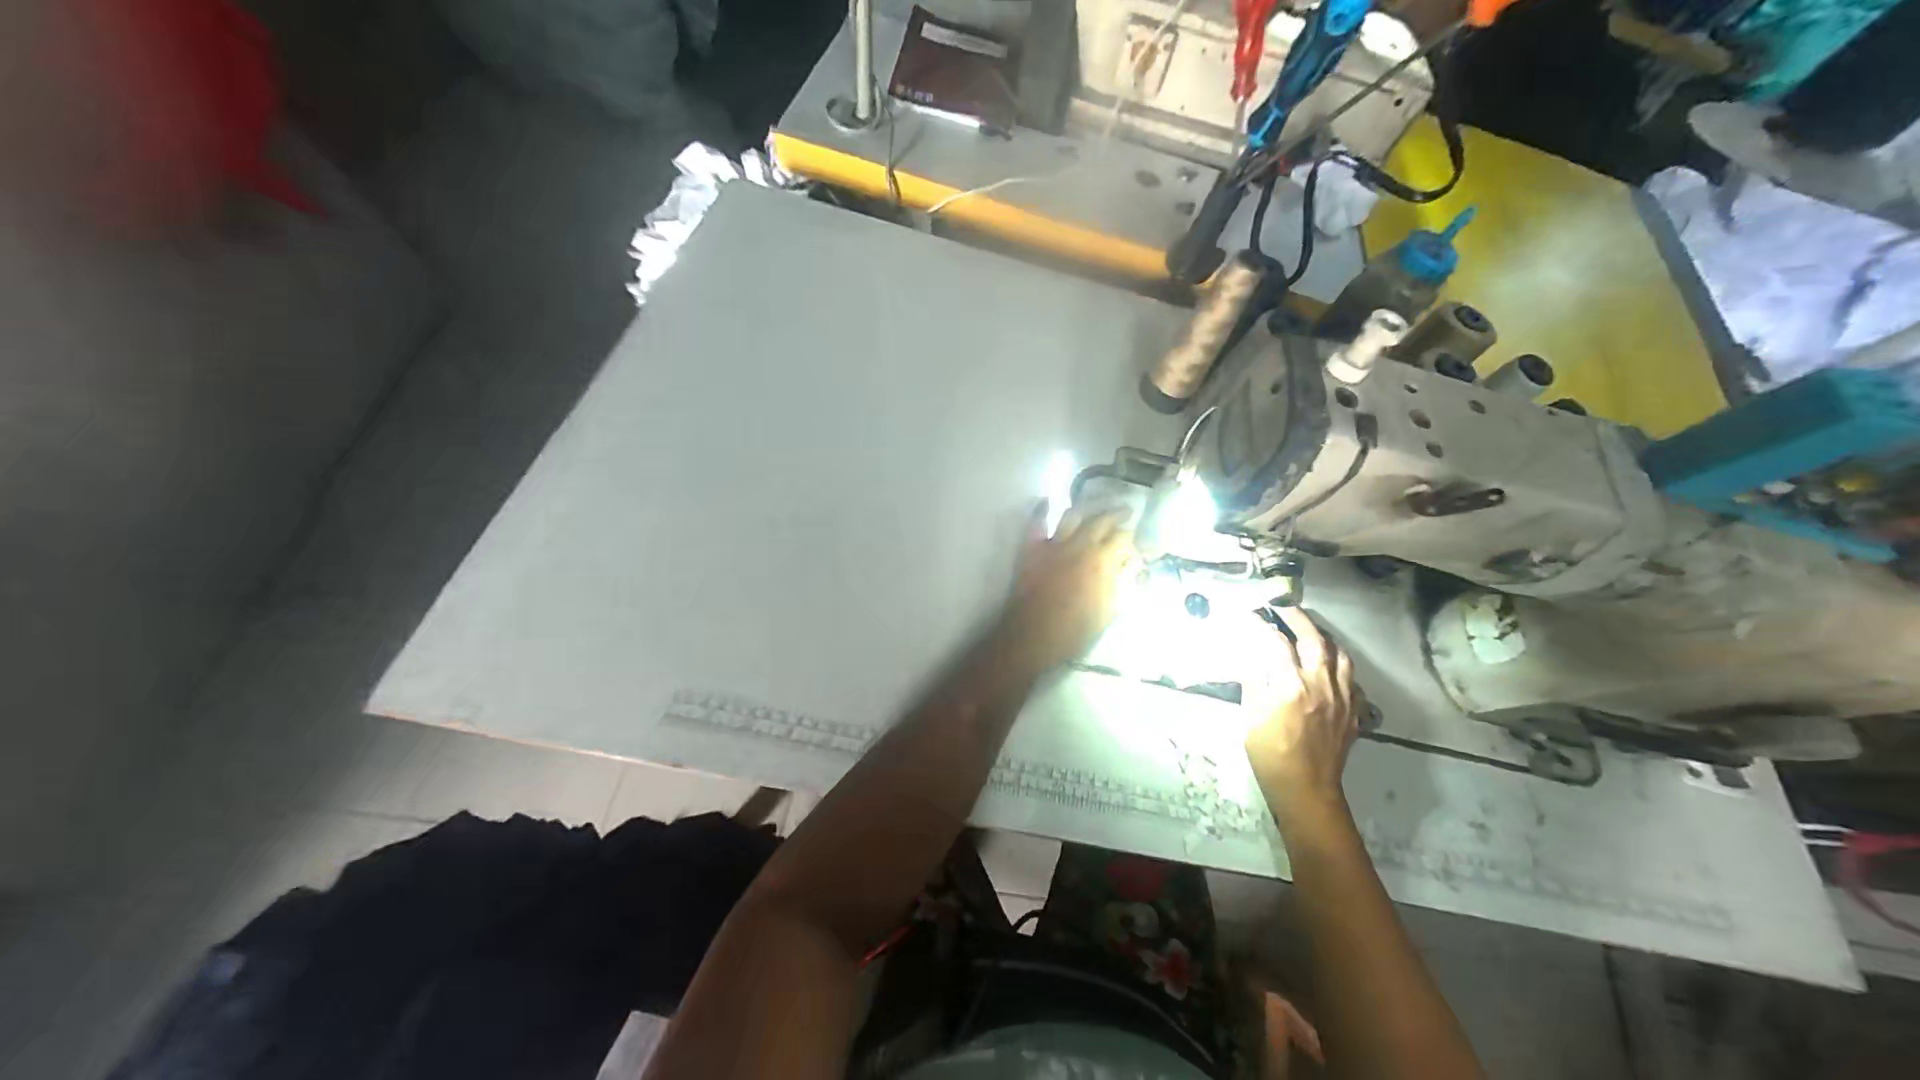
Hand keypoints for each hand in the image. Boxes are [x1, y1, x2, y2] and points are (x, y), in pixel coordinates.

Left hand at [1001, 502, 1136, 672]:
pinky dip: (1042, 510)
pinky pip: (1036, 523)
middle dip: (1116, 514)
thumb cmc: (1075, 631)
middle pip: (1101, 520)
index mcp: (1103, 561)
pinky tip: (1047, 501)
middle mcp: (1080, 545)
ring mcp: (1054, 544)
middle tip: (1125, 512)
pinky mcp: (1031, 548)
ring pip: (1073, 516)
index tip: (1136, 542)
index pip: (1124, 538)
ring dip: (1087, 510)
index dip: (1132, 539)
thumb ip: (1124, 586)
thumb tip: (1132, 568)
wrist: (1033, 636)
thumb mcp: (1110, 612)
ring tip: (1095, 508)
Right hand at [1244, 606, 1365, 825]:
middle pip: (1313, 639)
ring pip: (1340, 655)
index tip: (1251, 616)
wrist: (1306, 788)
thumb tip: (1252, 656)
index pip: (1275, 643)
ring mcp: (1343, 697)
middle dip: (1297, 618)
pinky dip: (1340, 665)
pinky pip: (1353, 678)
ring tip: (1312, 631)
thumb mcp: (1249, 717)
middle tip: (1284, 608)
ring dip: (1324, 638)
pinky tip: (1331, 666)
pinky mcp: (1354, 711)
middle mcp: (1320, 685)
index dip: (1261, 626)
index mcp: (1290, 687)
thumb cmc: (1269, 755)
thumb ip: (1253, 682)